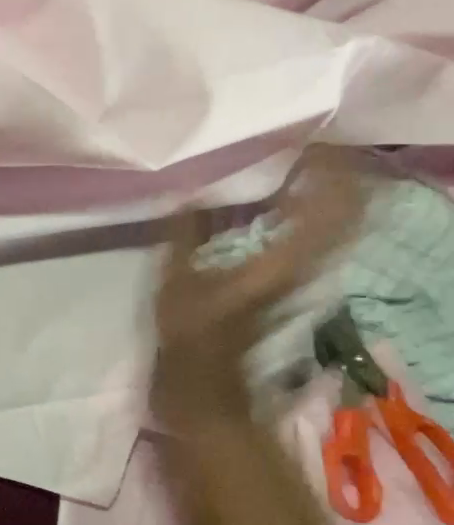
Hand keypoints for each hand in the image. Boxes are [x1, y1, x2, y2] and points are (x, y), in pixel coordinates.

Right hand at [151, 147, 365, 429]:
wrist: (211, 388)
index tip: (301, 136)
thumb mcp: (174, 283)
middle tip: (299, 141)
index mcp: (288, 259)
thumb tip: (190, 192)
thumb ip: (184, 235)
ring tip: (292, 161)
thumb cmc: (189, 338)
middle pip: (350, 206)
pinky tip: (281, 198)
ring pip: (342, 218)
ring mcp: (309, 273)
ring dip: (326, 187)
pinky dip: (312, 207)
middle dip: (333, 169)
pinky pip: (322, 232)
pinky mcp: (296, 279)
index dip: (327, 165)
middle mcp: (313, 263)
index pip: (334, 200)